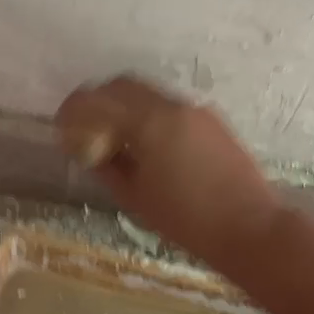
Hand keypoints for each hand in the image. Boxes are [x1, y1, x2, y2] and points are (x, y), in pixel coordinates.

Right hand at [55, 76, 284, 262]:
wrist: (250, 227)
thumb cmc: (188, 220)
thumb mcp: (135, 196)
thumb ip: (108, 165)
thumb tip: (91, 148)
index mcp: (151, 121)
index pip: (99, 97)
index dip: (74, 108)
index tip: (62, 126)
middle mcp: (175, 105)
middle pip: (125, 86)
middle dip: (99, 101)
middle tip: (85, 129)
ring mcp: (199, 110)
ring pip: (150, 94)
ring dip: (127, 108)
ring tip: (116, 140)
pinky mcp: (215, 121)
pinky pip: (172, 108)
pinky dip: (151, 117)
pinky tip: (147, 147)